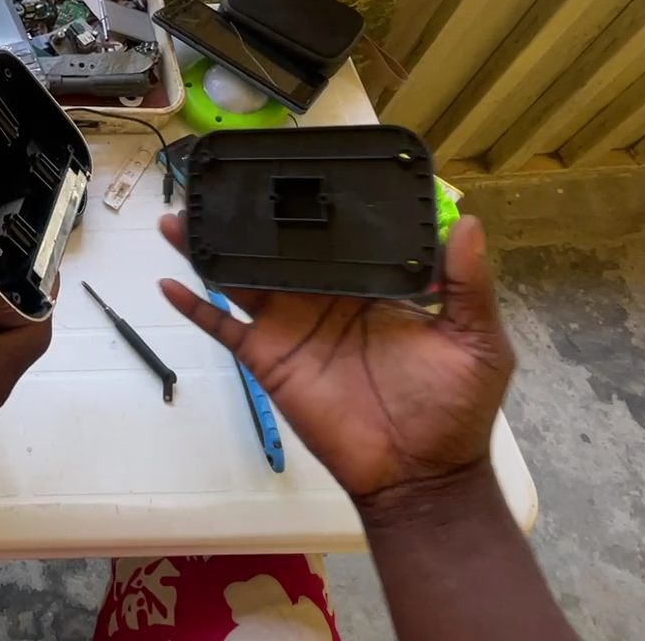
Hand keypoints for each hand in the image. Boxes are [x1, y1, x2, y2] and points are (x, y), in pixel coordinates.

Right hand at [158, 214, 512, 505]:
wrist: (418, 473)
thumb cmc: (452, 407)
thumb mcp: (476, 341)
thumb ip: (468, 284)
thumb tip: (468, 220)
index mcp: (359, 286)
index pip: (325, 237)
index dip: (303, 206)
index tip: (281, 171)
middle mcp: (314, 297)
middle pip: (268, 249)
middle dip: (239, 220)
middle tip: (209, 188)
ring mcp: (285, 325)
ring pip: (235, 278)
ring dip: (204, 250)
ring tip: (175, 221)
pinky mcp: (264, 356)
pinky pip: (221, 326)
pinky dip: (192, 306)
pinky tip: (168, 283)